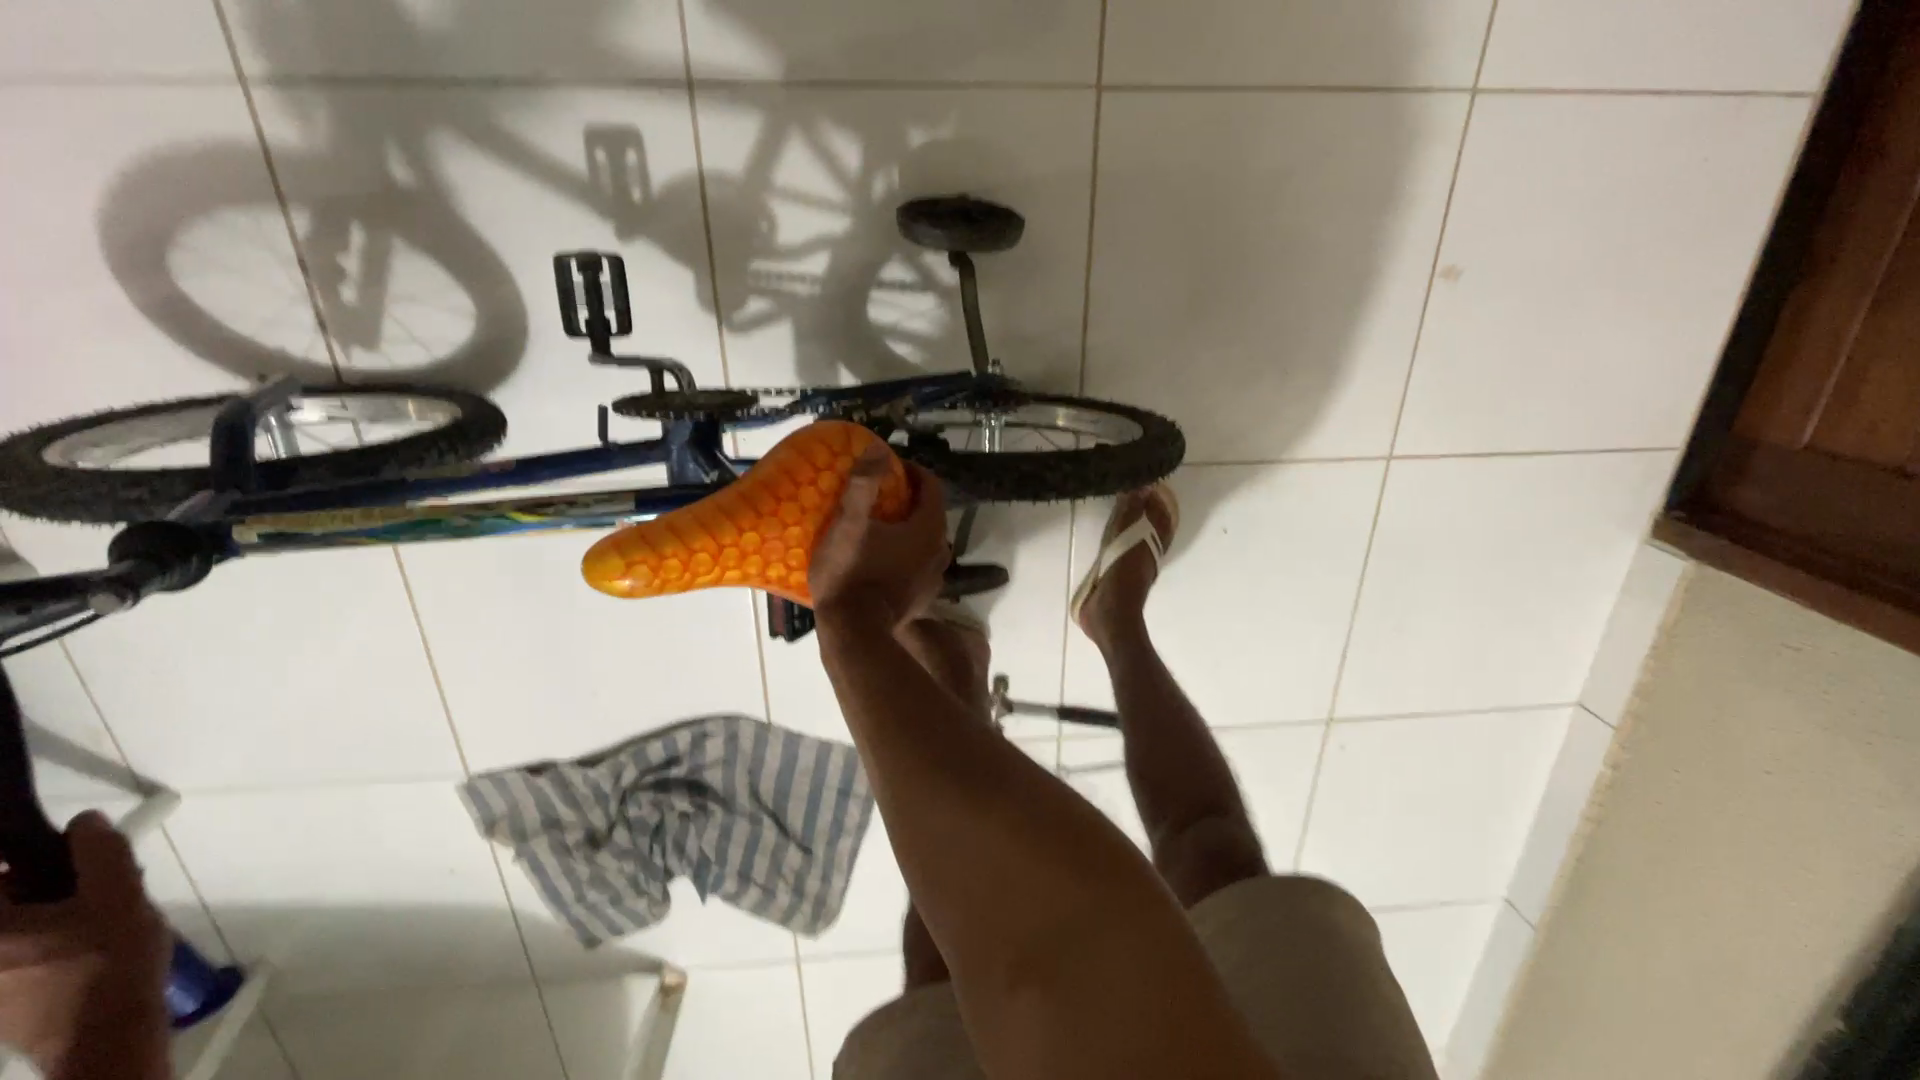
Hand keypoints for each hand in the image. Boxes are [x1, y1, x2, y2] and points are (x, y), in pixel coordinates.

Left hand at [0, 811, 170, 1077]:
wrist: (109, 1035)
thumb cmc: (109, 962)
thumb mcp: (119, 897)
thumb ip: (100, 853)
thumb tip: (82, 821)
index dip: (28, 851)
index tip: (68, 847)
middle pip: (6, 897)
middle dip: (49, 882)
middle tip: (101, 882)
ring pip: (17, 926)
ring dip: (54, 911)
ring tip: (105, 913)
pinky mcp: (0, 1000)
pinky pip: (20, 953)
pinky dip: (49, 939)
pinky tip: (91, 944)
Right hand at [810, 446, 948, 629]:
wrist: (855, 632)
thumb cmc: (851, 573)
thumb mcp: (849, 525)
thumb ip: (864, 485)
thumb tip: (877, 451)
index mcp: (928, 528)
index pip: (931, 486)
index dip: (912, 471)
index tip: (890, 467)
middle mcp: (940, 551)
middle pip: (929, 514)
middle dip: (908, 500)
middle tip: (880, 495)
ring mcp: (934, 578)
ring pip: (924, 542)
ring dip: (907, 530)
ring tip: (878, 527)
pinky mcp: (923, 599)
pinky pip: (917, 568)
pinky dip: (904, 557)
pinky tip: (880, 560)